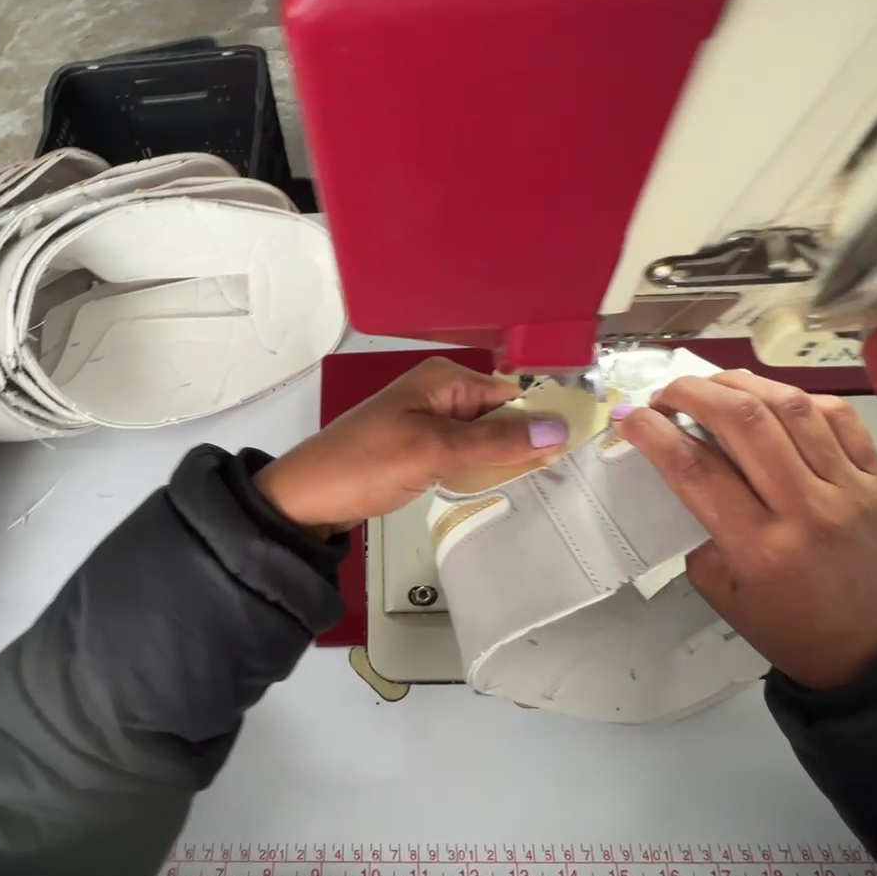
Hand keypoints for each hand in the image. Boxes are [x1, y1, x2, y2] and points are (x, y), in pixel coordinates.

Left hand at [255, 357, 568, 535]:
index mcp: (444, 378)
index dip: (540, 422)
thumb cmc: (366, 465)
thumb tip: (558, 428)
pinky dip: (474, 469)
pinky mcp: (416, 447)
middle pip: (498, 415)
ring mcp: (425, 420)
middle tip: (552, 478)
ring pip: (481, 437)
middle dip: (521, 443)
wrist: (305, 497)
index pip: (511, 394)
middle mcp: (438, 391)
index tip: (571, 454)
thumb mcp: (435, 451)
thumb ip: (497, 442)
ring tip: (525, 487)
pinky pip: (460, 453)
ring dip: (498, 459)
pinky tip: (485, 488)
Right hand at [614, 370, 876, 689]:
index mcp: (759, 548)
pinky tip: (768, 401)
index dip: (654, 433)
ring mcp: (850, 488)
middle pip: (743, 421)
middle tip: (666, 395)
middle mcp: (807, 510)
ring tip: (711, 387)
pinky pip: (838, 415)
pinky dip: (794, 397)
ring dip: (740, 384)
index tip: (629, 418)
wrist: (868, 647)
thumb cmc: (781, 623)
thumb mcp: (716, 587)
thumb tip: (679, 461)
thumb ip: (697, 524)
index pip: (696, 468)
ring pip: (790, 406)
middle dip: (692, 393)